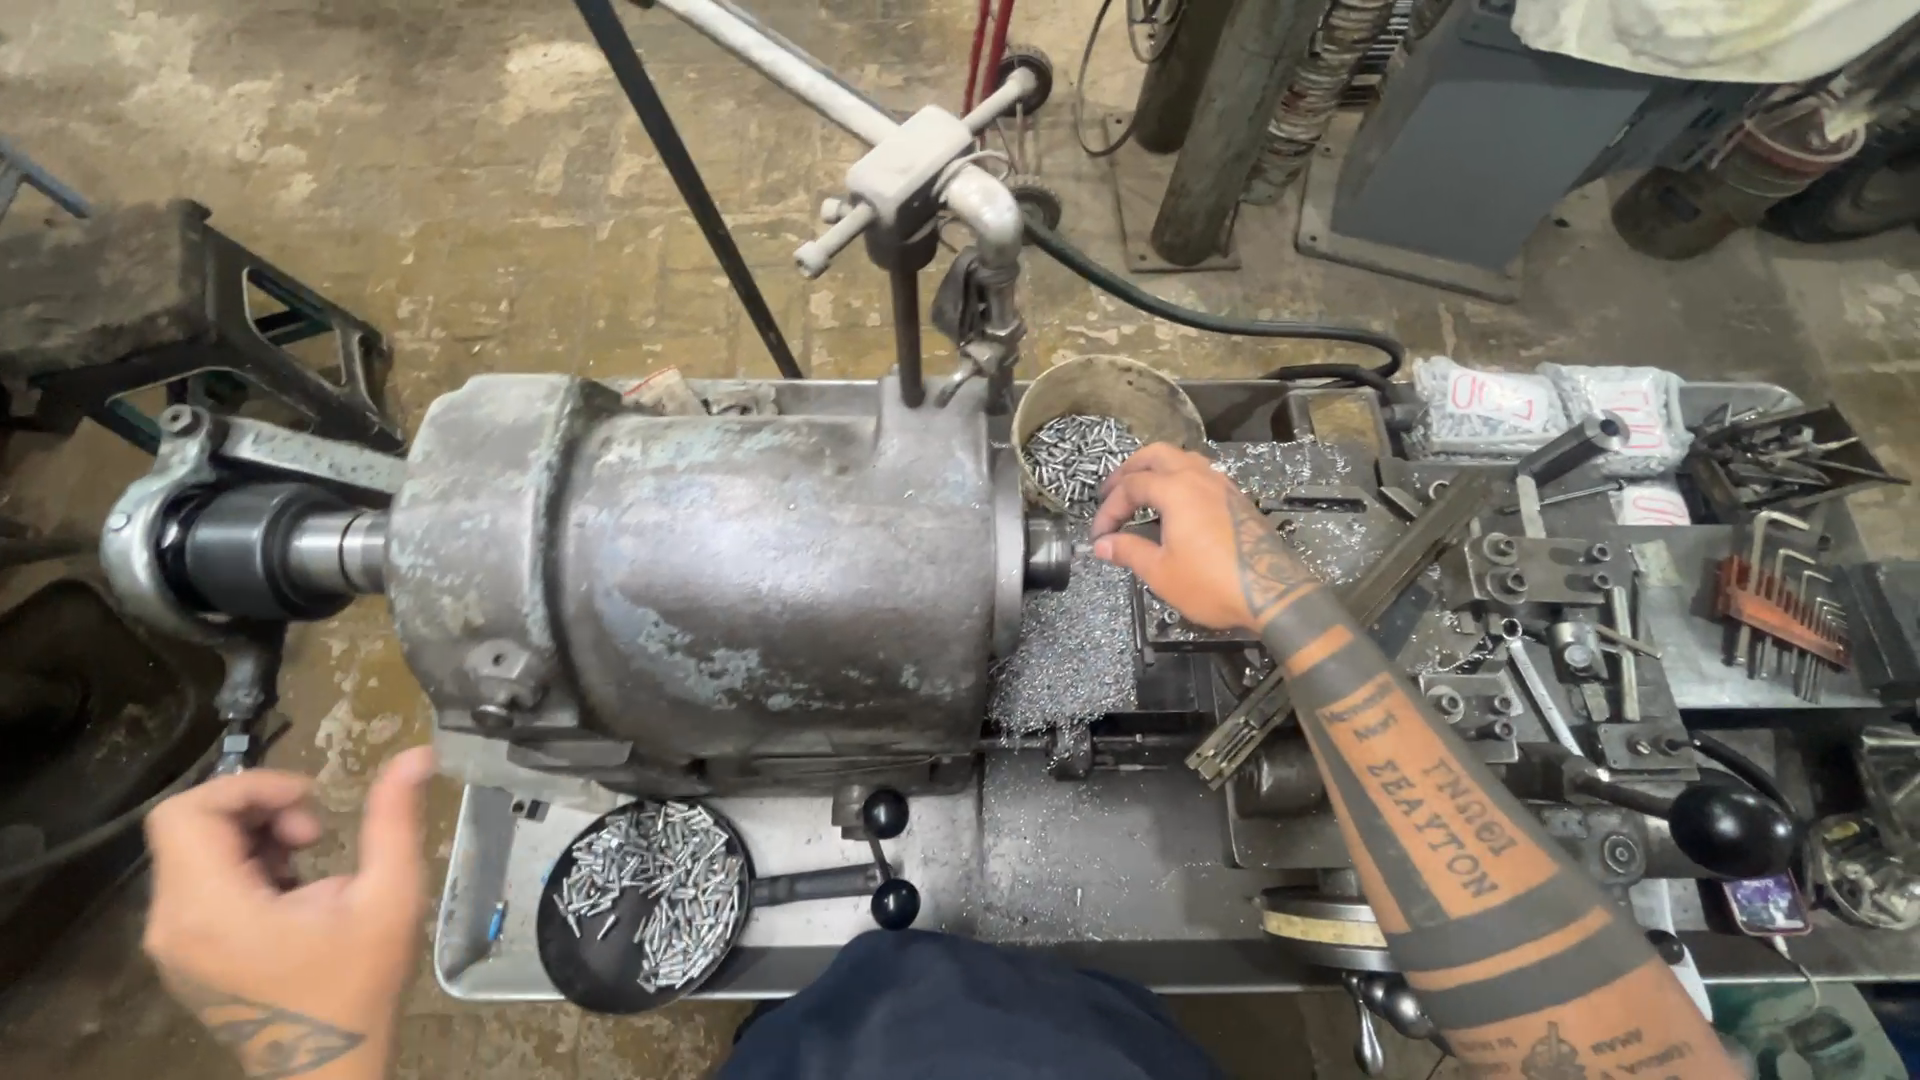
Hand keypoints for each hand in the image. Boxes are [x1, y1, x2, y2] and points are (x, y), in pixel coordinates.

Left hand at [142, 747, 435, 1079]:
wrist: (327, 1060)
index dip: (251, 786)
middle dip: (261, 808)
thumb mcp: (391, 892)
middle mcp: (172, 922)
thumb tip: (417, 753)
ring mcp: (172, 940)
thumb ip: (395, 818)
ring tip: (311, 855)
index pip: (186, 812)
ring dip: (257, 833)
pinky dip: (247, 862)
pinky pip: (200, 879)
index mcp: (212, 908)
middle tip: (318, 831)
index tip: (312, 801)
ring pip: (194, 849)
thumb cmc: (360, 978)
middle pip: (189, 825)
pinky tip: (295, 884)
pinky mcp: (184, 949)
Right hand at [1090, 443, 1318, 632]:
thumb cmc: (1212, 583)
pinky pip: (1202, 474)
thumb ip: (1128, 551)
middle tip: (1111, 492)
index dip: (1109, 508)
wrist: (1274, 593)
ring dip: (1157, 468)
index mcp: (1176, 490)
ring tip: (1142, 491)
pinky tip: (1176, 503)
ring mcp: (1223, 486)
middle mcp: (1200, 478)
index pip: (1131, 486)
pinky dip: (1180, 478)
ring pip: (1183, 459)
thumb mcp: (1160, 572)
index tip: (1099, 534)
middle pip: (1156, 455)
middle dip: (1129, 470)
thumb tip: (1102, 544)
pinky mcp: (1237, 499)